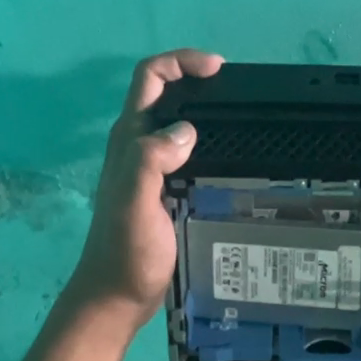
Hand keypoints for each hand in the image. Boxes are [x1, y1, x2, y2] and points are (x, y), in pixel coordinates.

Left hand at [65, 49, 224, 327]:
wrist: (116, 299)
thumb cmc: (125, 252)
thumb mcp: (135, 202)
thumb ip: (150, 160)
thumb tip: (187, 129)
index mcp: (128, 139)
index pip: (150, 78)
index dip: (180, 62)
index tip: (218, 69)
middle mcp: (136, 145)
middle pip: (165, 94)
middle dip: (197, 81)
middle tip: (238, 94)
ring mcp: (149, 168)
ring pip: (176, 123)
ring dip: (205, 113)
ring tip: (244, 123)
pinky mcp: (164, 188)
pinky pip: (187, 152)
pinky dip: (209, 143)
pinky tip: (234, 159)